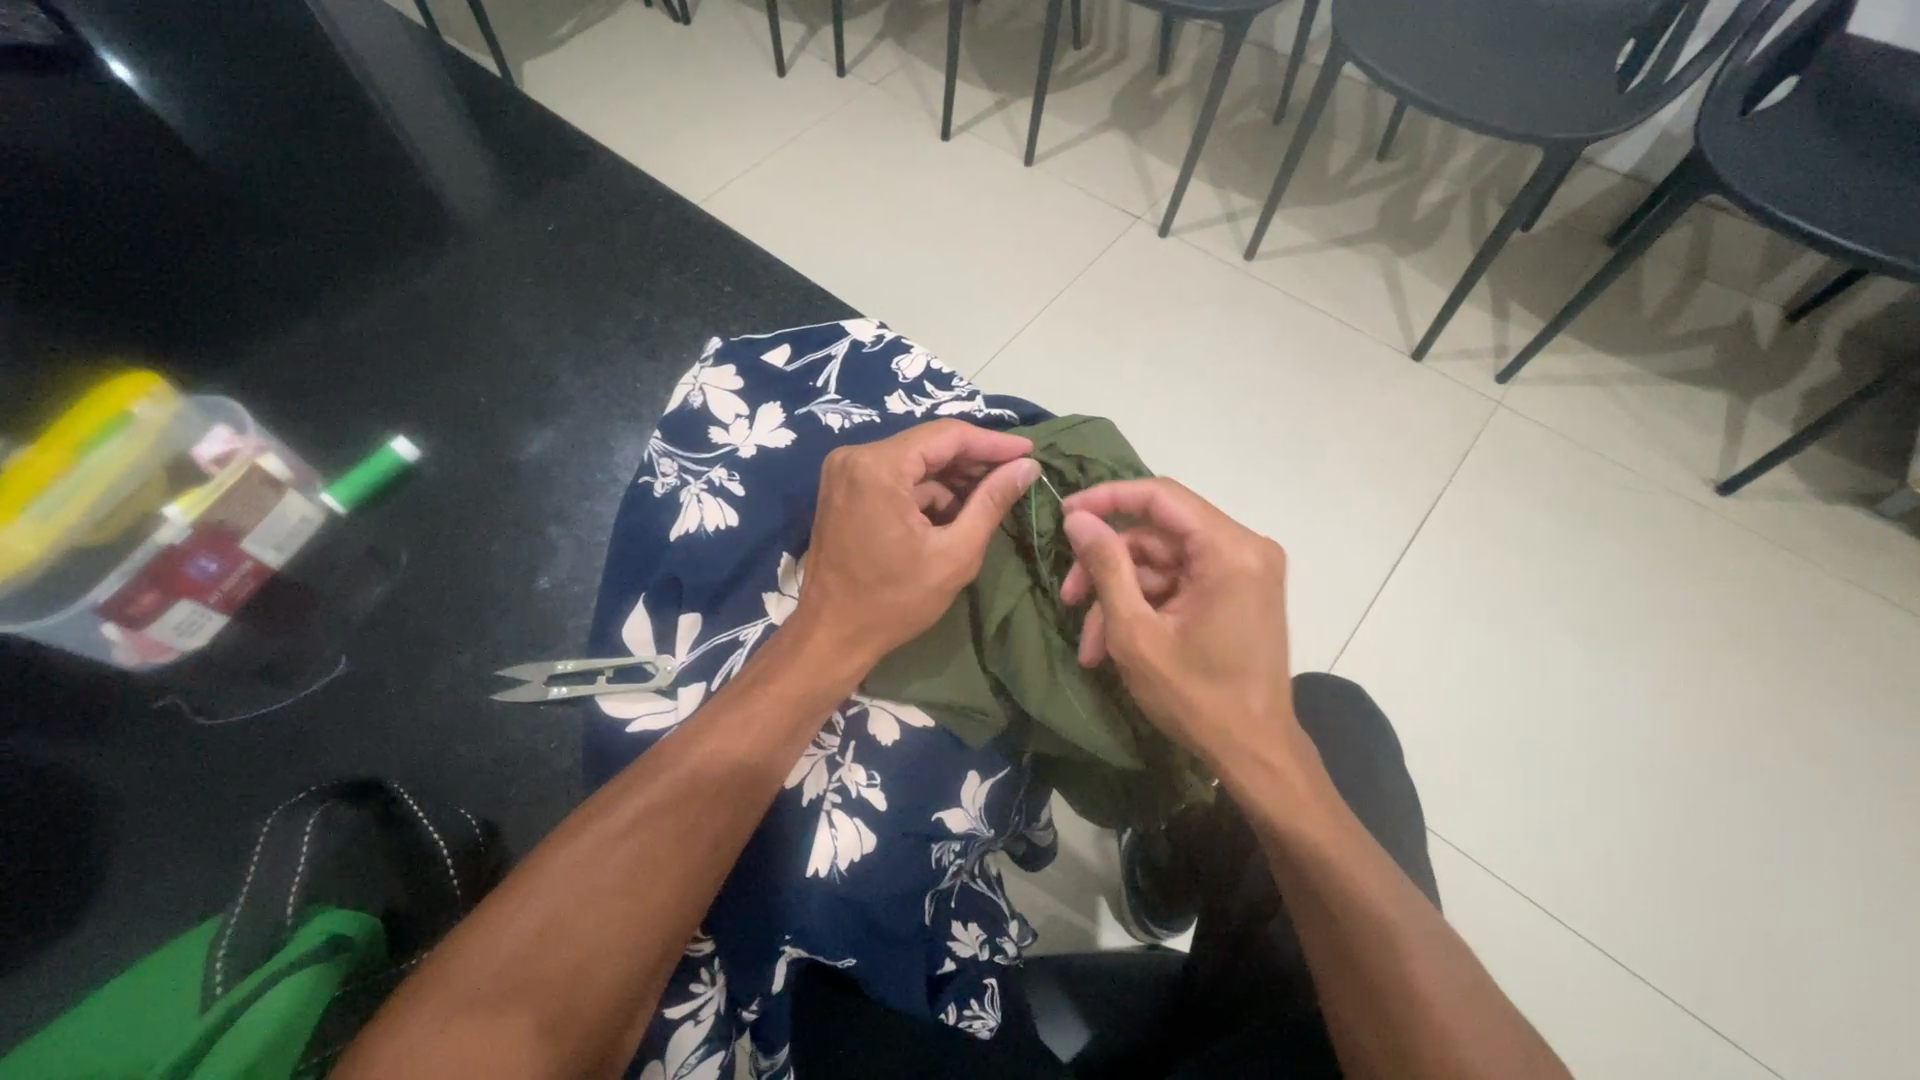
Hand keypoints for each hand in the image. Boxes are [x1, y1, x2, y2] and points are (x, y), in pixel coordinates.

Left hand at [794, 419, 1038, 668]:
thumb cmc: (894, 601)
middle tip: (1016, 475)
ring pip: (914, 461)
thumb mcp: (955, 554)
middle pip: (929, 444)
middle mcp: (856, 456)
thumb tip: (1027, 467)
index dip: (993, 443)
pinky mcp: (844, 488)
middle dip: (974, 461)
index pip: (947, 435)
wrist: (832, 634)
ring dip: (951, 479)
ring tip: (991, 498)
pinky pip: (896, 477)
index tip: (1030, 452)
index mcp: (878, 467)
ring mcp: (845, 471)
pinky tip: (954, 513)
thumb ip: (991, 503)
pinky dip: (926, 492)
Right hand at [1058, 478, 1296, 770]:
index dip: (1107, 499)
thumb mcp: (1136, 633)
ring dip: (1120, 598)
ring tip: (1090, 646)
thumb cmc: (1196, 697)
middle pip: (1157, 534)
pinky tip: (1112, 646)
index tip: (1064, 516)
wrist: (1254, 752)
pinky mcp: (1237, 592)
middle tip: (1067, 599)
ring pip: (1162, 563)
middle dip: (1108, 567)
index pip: (1160, 496)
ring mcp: (1243, 570)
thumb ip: (1106, 567)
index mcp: (1230, 550)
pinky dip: (1145, 608)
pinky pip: (1179, 583)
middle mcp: (1245, 548)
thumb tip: (1077, 519)